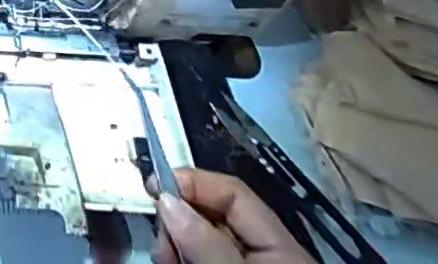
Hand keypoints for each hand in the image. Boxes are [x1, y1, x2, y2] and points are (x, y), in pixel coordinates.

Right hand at [152, 168, 316, 263]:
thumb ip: (207, 242)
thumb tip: (166, 198)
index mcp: (282, 245)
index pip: (233, 192)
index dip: (193, 182)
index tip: (155, 188)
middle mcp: (268, 252)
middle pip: (214, 214)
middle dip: (179, 218)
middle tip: (159, 242)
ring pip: (203, 237)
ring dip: (177, 240)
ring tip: (163, 257)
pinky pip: (202, 257)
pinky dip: (183, 257)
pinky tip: (171, 261)